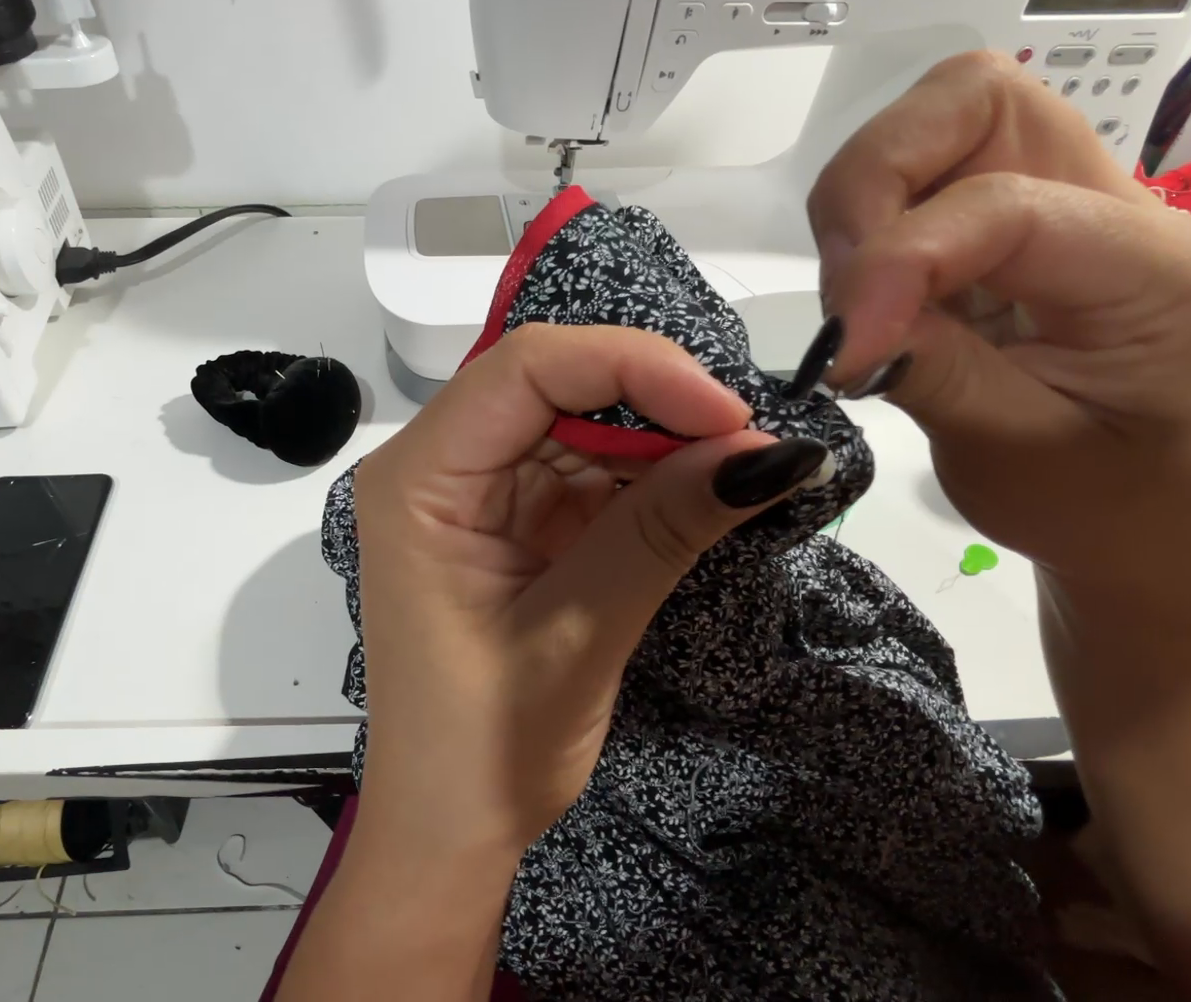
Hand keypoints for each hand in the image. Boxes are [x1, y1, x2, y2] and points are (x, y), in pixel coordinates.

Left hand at [350, 324, 827, 853]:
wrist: (449, 823)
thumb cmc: (484, 746)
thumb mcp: (577, 633)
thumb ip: (662, 530)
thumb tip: (771, 452)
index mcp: (418, 482)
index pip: (523, 370)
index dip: (630, 367)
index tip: (726, 413)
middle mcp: (436, 469)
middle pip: (550, 385)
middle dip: (652, 402)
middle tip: (747, 442)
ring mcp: (472, 494)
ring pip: (574, 424)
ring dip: (657, 440)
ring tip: (737, 470)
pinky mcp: (507, 523)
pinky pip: (581, 472)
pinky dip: (642, 478)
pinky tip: (696, 493)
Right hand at [808, 51, 1190, 578]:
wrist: (1126, 515)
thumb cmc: (1088, 500)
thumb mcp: (1009, 452)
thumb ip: (929, 372)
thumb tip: (839, 332)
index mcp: (1154, 267)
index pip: (1002, 206)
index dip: (896, 265)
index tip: (840, 353)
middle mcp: (1118, 202)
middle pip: (972, 99)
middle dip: (874, 179)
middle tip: (842, 285)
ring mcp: (1063, 198)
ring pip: (934, 121)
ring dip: (863, 201)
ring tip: (856, 302)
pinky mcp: (1010, 218)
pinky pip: (918, 174)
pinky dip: (867, 223)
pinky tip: (871, 296)